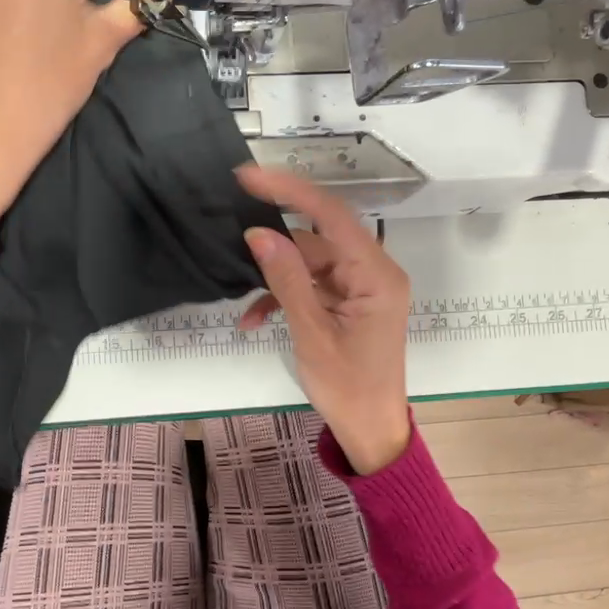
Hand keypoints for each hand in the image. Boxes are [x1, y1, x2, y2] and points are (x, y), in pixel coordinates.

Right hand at [235, 165, 412, 473]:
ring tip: (243, 301)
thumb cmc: (348, 388)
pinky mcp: (349, 303)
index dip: (290, 191)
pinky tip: (254, 319)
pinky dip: (284, 297)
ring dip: (274, 280)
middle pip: (317, 239)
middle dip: (275, 245)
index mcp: (376, 274)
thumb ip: (286, 280)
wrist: (371, 431)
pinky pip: (312, 286)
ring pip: (310, 263)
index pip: (332, 215)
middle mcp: (373, 272)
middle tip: (232, 239)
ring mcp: (361, 288)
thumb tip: (258, 234)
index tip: (249, 177)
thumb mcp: (311, 333)